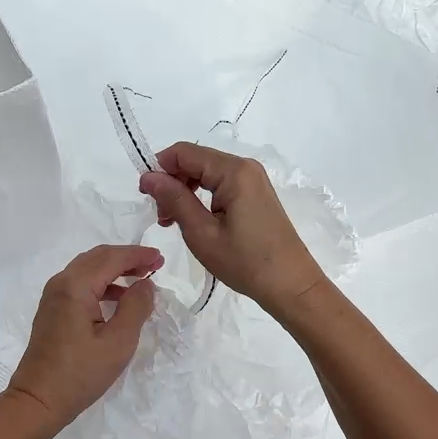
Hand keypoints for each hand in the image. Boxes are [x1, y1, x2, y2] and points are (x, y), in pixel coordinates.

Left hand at [7, 244, 162, 428]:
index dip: (138, 255)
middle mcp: (61, 282)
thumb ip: (135, 308)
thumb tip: (145, 284)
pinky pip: (80, 283)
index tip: (161, 258)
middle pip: (98, 257)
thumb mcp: (118, 343)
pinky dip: (102, 283)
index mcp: (75, 285)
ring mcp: (54, 295)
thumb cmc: (80, 374)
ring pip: (88, 269)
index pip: (111, 259)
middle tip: (154, 266)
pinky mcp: (53, 308)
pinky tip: (118, 299)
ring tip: (141, 280)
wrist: (38, 400)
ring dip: (115, 270)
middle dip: (127, 258)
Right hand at [138, 141, 327, 315]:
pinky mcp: (256, 193)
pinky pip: (220, 184)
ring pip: (206, 173)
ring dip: (184, 191)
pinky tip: (193, 219)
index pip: (184, 152)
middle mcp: (245, 166)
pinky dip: (201, 197)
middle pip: (195, 160)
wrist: (292, 286)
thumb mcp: (202, 233)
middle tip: (161, 216)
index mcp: (233, 171)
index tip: (145, 195)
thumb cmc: (246, 262)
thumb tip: (148, 176)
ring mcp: (253, 179)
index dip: (159, 168)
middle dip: (172, 182)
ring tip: (172, 222)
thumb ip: (174, 199)